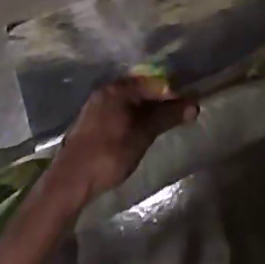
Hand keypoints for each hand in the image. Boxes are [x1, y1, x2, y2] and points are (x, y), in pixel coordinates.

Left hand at [49, 75, 196, 209]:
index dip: (174, 94)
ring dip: (147, 110)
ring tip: (163, 124)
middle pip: (141, 90)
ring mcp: (95, 106)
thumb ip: (167, 117)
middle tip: (179, 115)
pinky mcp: (90, 122)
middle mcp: (105, 91)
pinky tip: (141, 130)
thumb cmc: (110, 153)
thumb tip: (193, 106)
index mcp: (118, 89)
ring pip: (129, 102)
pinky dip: (134, 117)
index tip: (189, 107)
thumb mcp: (144, 134)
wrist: (71, 180)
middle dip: (161, 101)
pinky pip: (119, 111)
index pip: (154, 83)